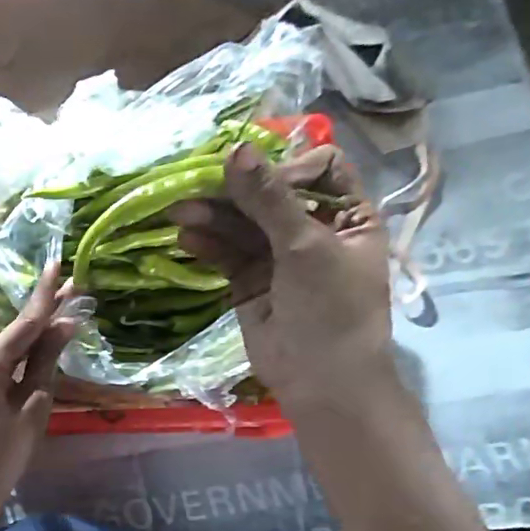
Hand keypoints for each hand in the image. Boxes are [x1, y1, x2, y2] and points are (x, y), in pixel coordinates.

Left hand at [0, 263, 77, 510]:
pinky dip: (24, 349)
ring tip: (66, 304)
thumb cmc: (7, 451)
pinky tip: (45, 335)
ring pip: (9, 343)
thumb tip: (66, 322)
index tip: (58, 265)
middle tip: (73, 285)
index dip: (44, 297)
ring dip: (36, 330)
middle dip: (44, 311)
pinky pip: (2, 357)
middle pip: (15, 331)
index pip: (22, 326)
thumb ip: (46, 360)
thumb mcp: (34, 404)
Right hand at [168, 144, 390, 407]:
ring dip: (213, 218)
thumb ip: (269, 199)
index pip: (318, 169)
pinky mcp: (249, 282)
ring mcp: (278, 258)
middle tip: (196, 187)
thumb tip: (236, 149)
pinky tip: (186, 238)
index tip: (263, 185)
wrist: (320, 380)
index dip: (288, 169)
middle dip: (235, 192)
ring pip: (243, 225)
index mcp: (348, 216)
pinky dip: (208, 245)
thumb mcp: (306, 247)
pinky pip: (227, 255)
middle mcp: (314, 230)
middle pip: (271, 196)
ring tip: (181, 214)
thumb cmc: (331, 309)